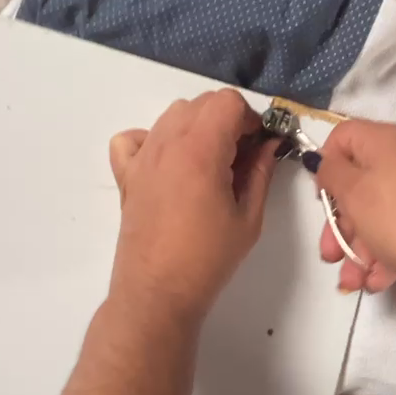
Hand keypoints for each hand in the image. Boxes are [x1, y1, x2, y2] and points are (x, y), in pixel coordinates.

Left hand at [106, 90, 276, 327]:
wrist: (157, 293)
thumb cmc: (208, 258)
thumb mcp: (249, 217)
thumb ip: (261, 172)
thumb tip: (269, 145)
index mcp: (200, 148)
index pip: (228, 101)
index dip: (250, 118)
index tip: (257, 145)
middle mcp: (167, 142)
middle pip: (202, 102)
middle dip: (228, 119)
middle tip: (240, 156)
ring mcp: (142, 156)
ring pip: (173, 113)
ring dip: (196, 125)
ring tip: (209, 161)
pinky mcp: (126, 173)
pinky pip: (134, 137)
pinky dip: (152, 139)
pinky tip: (168, 163)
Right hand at [316, 121, 395, 293]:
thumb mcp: (354, 195)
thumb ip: (331, 172)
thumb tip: (324, 160)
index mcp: (386, 140)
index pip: (342, 136)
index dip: (325, 165)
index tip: (322, 199)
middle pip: (360, 180)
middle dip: (340, 223)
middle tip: (330, 254)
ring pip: (380, 209)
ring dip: (360, 245)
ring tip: (354, 281)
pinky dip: (387, 249)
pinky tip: (378, 280)